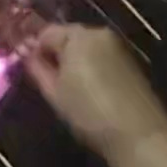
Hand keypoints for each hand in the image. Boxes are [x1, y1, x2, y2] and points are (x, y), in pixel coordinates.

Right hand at [24, 24, 166, 166]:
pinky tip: (92, 91)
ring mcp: (116, 44)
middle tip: (50, 83)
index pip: (46, 32)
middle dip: (57, 55)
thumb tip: (28, 54)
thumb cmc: (89, 113)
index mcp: (77, 36)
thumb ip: (38, 69)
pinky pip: (101, 55)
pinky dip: (92, 66)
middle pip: (68, 36)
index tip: (30, 71)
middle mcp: (97, 32)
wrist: (138, 134)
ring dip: (75, 61)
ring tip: (70, 90)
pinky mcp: (128, 58)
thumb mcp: (55, 94)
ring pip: (85, 46)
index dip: (35, 49)